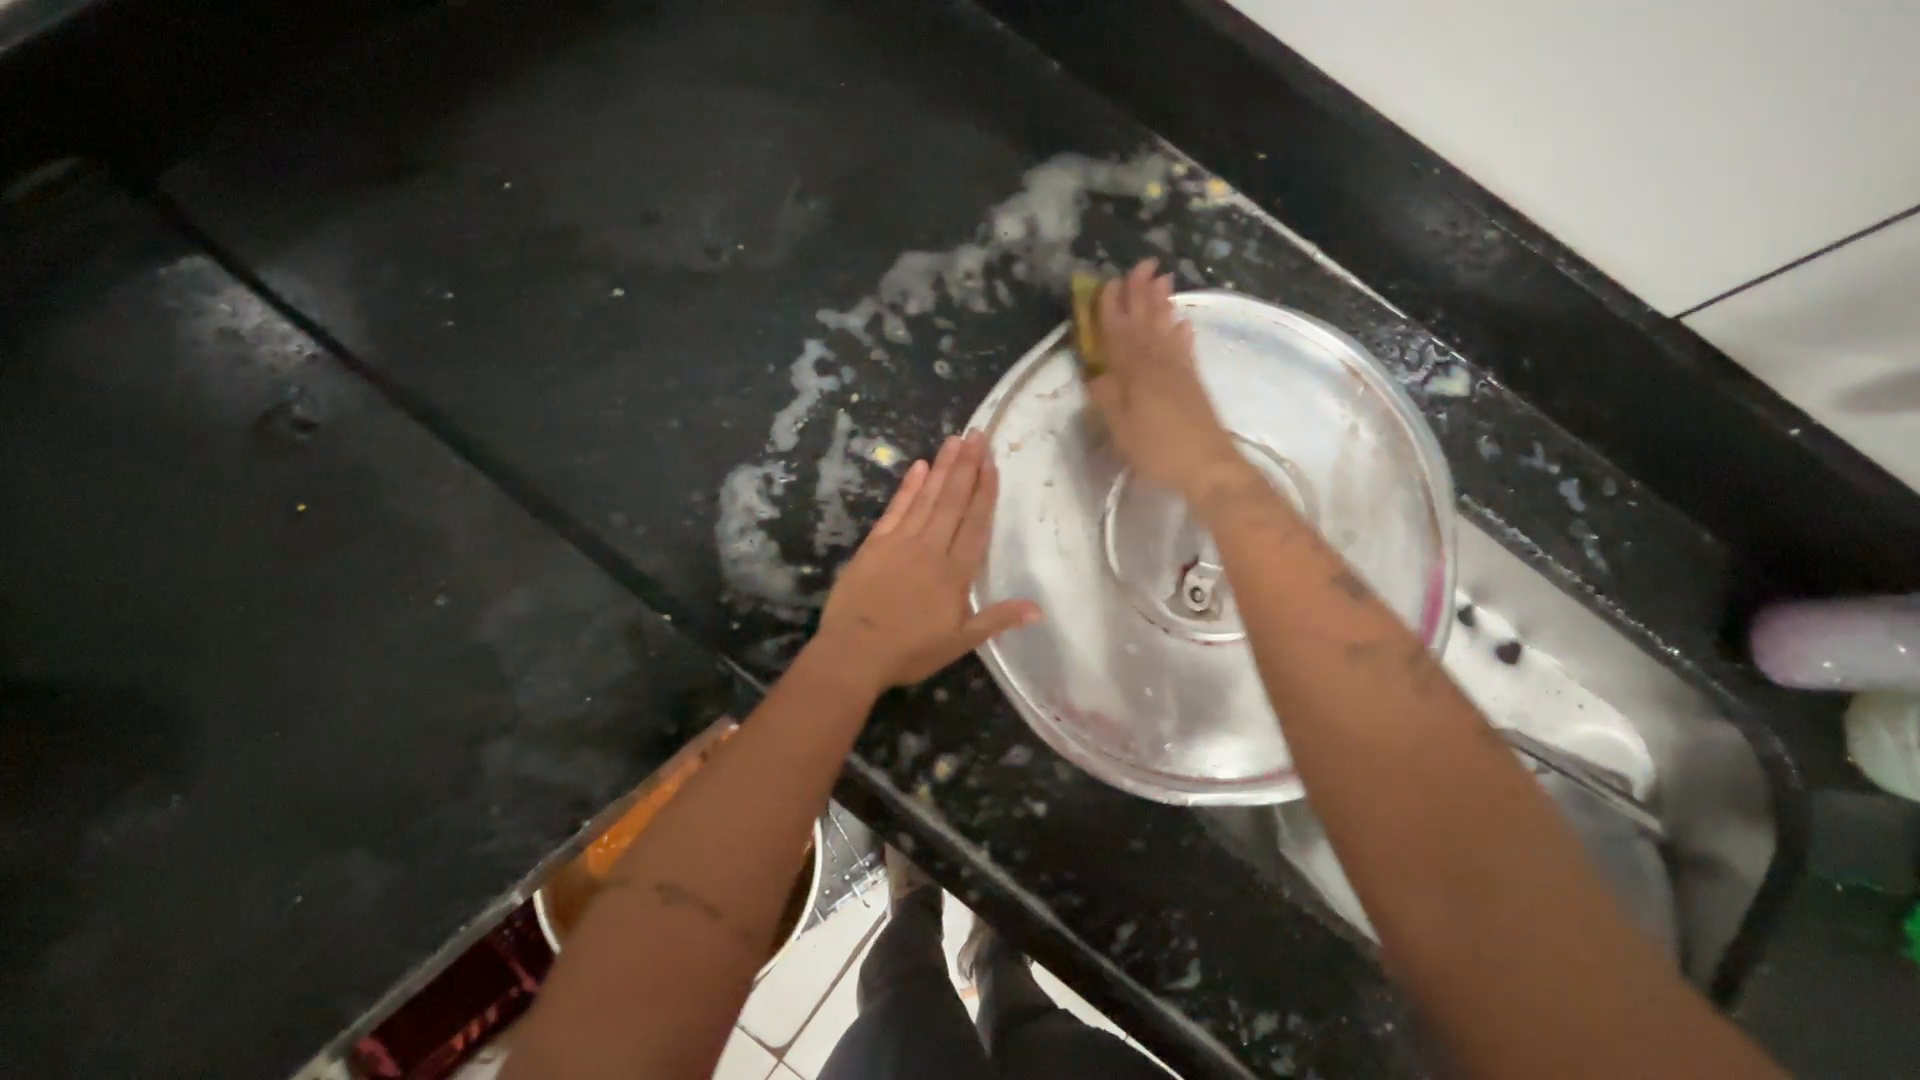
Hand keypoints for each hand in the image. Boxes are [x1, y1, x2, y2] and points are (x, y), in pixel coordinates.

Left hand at [809, 433, 1040, 692]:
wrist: (853, 653)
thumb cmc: (910, 651)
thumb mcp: (960, 642)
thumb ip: (998, 619)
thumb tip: (1039, 608)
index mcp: (955, 572)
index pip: (975, 524)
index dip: (985, 492)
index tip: (992, 462)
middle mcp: (930, 549)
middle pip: (952, 502)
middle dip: (966, 466)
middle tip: (977, 434)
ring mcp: (900, 543)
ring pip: (926, 498)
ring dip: (941, 468)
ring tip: (954, 440)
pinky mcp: (874, 545)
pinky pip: (896, 509)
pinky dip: (908, 488)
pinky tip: (918, 467)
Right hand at [1086, 259, 1245, 498]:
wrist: (1207, 465)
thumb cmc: (1158, 448)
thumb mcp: (1122, 428)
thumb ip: (1108, 398)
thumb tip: (1096, 376)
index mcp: (1135, 373)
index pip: (1119, 333)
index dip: (1112, 309)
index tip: (1107, 284)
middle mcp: (1158, 364)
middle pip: (1146, 322)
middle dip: (1142, 293)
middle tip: (1142, 265)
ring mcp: (1179, 371)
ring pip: (1166, 330)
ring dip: (1162, 304)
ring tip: (1162, 280)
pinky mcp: (1193, 383)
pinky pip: (1185, 350)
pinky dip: (1182, 334)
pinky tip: (1182, 323)